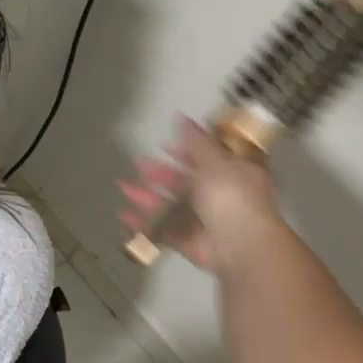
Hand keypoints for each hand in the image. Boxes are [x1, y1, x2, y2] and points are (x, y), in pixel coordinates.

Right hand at [119, 118, 282, 271]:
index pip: (213, 157)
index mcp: (236, 173)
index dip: (192, 150)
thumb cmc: (231, 197)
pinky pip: (163, 227)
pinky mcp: (189, 239)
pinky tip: (125, 215)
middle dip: (162, 173)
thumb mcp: (215, 163)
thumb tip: (182, 118)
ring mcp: (204, 218)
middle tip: (140, 165)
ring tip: (123, 187)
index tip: (169, 145)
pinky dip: (144, 222)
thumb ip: (196, 143)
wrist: (239, 244)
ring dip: (147, 195)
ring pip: (172, 204)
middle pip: (188, 181)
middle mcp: (222, 195)